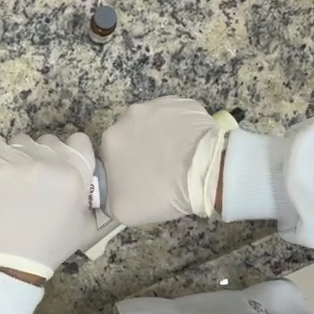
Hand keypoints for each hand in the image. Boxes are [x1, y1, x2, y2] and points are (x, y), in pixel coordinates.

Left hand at [0, 133, 98, 279]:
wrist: (7, 261)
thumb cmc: (49, 245)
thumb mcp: (87, 226)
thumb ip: (91, 197)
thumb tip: (89, 181)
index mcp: (72, 174)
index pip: (78, 141)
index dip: (71, 153)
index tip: (62, 167)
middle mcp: (43, 161)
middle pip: (47, 141)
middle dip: (44, 157)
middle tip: (36, 181)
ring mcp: (11, 161)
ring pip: (19, 141)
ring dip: (19, 156)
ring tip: (14, 182)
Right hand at [98, 98, 229, 225]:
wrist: (205, 174)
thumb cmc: (162, 193)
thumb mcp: (121, 210)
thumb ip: (108, 198)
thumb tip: (111, 193)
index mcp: (110, 140)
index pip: (111, 155)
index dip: (123, 167)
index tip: (137, 178)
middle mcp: (129, 115)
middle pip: (132, 135)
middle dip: (142, 148)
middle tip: (159, 168)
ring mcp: (159, 105)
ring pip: (155, 124)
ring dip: (162, 136)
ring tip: (178, 156)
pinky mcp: (184, 103)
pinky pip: (178, 117)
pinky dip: (182, 129)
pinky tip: (191, 145)